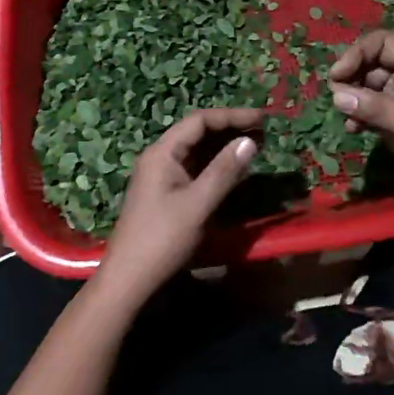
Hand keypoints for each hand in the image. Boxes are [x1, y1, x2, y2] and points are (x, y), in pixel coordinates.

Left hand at [94, 106, 261, 300]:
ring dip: (225, 146)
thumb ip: (224, 171)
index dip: (231, 116)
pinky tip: (235, 168)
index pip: (199, 121)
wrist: (130, 278)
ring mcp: (162, 175)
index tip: (261, 118)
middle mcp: (160, 157)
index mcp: (162, 153)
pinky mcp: (167, 192)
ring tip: (256, 144)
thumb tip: (249, 141)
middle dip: (230, 128)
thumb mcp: (198, 204)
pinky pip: (195, 168)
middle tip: (263, 130)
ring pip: (197, 150)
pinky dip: (217, 164)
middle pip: (197, 132)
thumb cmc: (162, 239)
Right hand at [327, 31, 393, 205]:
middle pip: (372, 66)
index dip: (358, 54)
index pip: (383, 45)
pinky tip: (352, 130)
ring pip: (368, 91)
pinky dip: (358, 119)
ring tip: (343, 114)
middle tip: (334, 97)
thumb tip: (336, 95)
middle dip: (351, 77)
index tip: (337, 75)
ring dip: (352, 100)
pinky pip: (371, 115)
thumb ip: (379, 108)